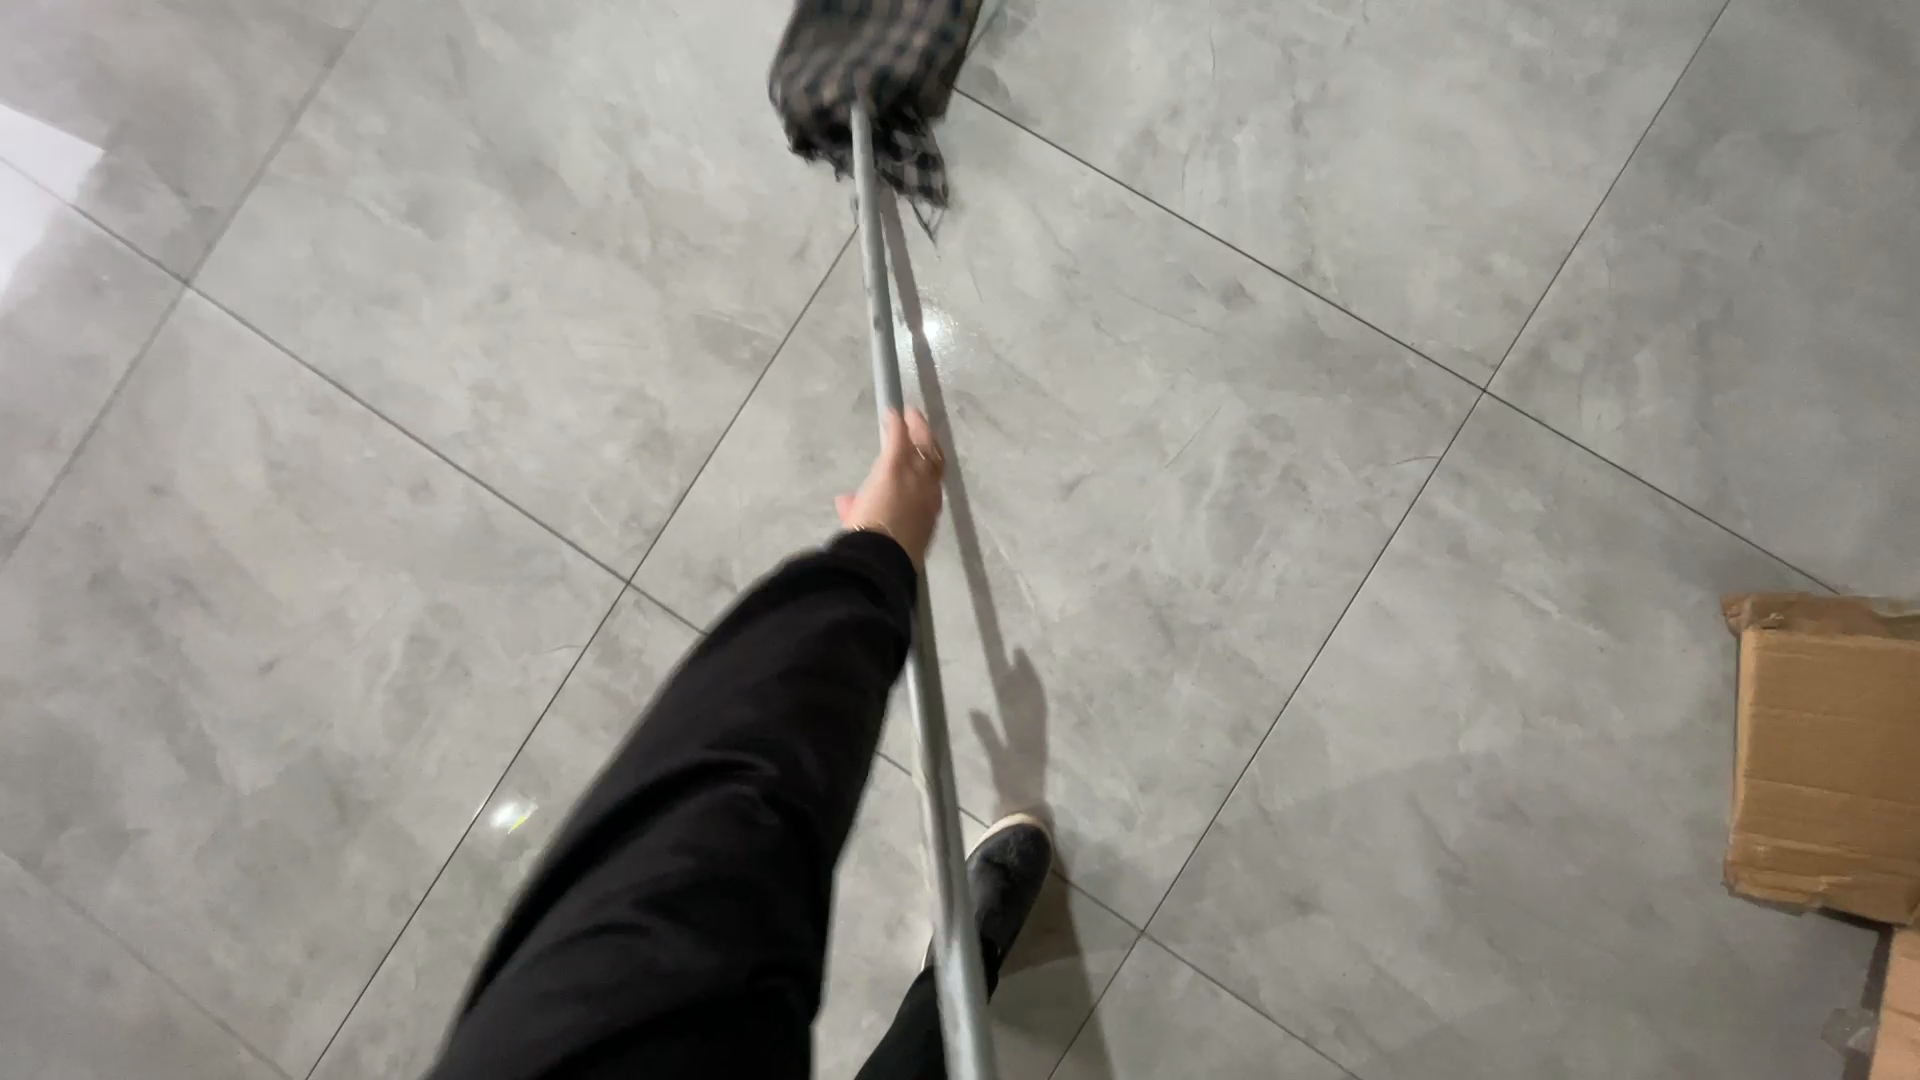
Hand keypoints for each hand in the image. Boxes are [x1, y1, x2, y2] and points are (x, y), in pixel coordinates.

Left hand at [836, 408, 944, 565]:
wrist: (882, 551)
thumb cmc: (883, 550)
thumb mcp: (878, 531)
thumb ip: (860, 511)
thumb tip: (846, 502)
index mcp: (927, 512)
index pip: (931, 485)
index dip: (926, 470)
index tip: (920, 459)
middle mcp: (928, 491)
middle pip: (933, 461)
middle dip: (929, 444)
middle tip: (922, 429)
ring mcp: (914, 476)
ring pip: (924, 447)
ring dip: (918, 430)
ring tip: (912, 416)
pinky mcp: (895, 464)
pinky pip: (900, 438)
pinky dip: (897, 424)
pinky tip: (893, 412)